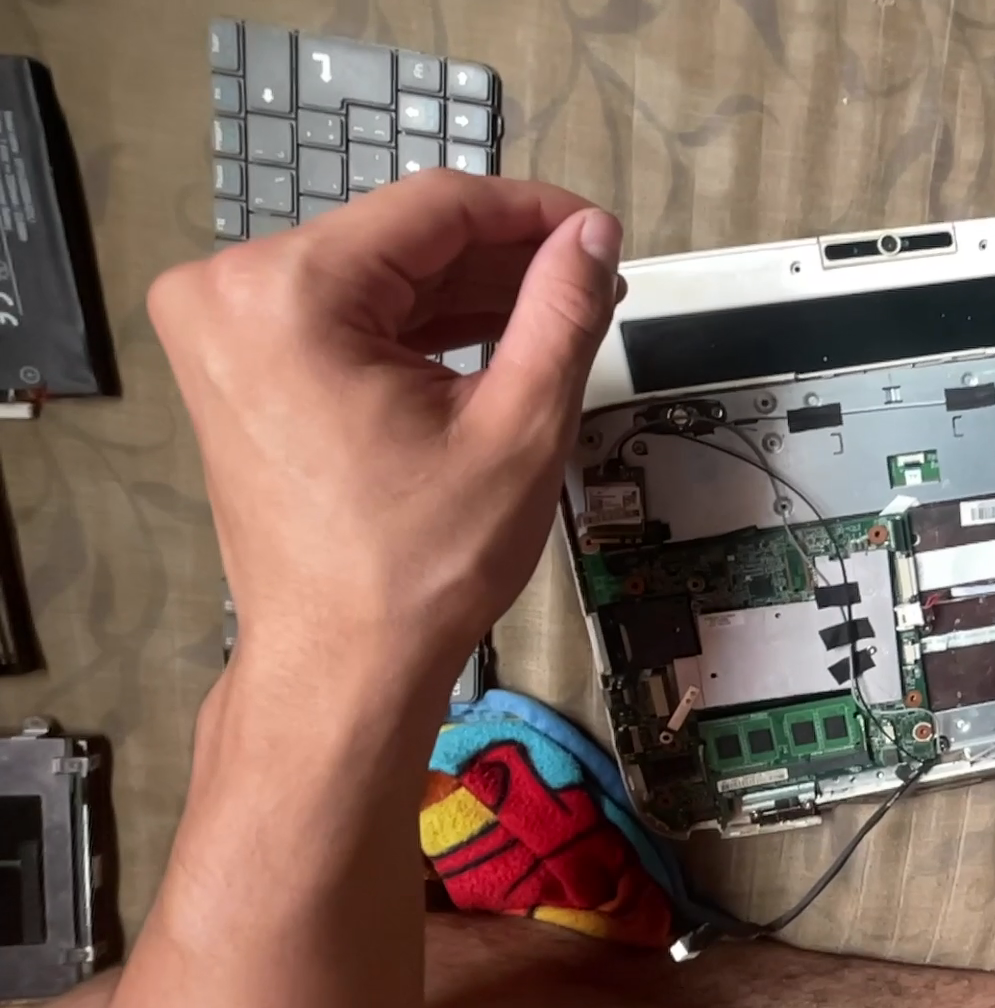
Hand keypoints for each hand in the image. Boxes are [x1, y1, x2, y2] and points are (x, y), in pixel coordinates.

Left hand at [149, 170, 623, 685]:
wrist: (351, 654)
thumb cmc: (430, 557)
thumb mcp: (522, 425)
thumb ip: (563, 315)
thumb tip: (595, 240)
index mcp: (287, 295)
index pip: (435, 208)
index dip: (535, 212)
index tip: (603, 233)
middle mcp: (234, 294)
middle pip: (408, 240)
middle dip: (513, 260)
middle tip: (597, 282)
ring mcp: (234, 331)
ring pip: (390, 278)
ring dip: (483, 293)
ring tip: (566, 314)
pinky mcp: (253, 366)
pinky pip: (363, 319)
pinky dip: (438, 327)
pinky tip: (504, 341)